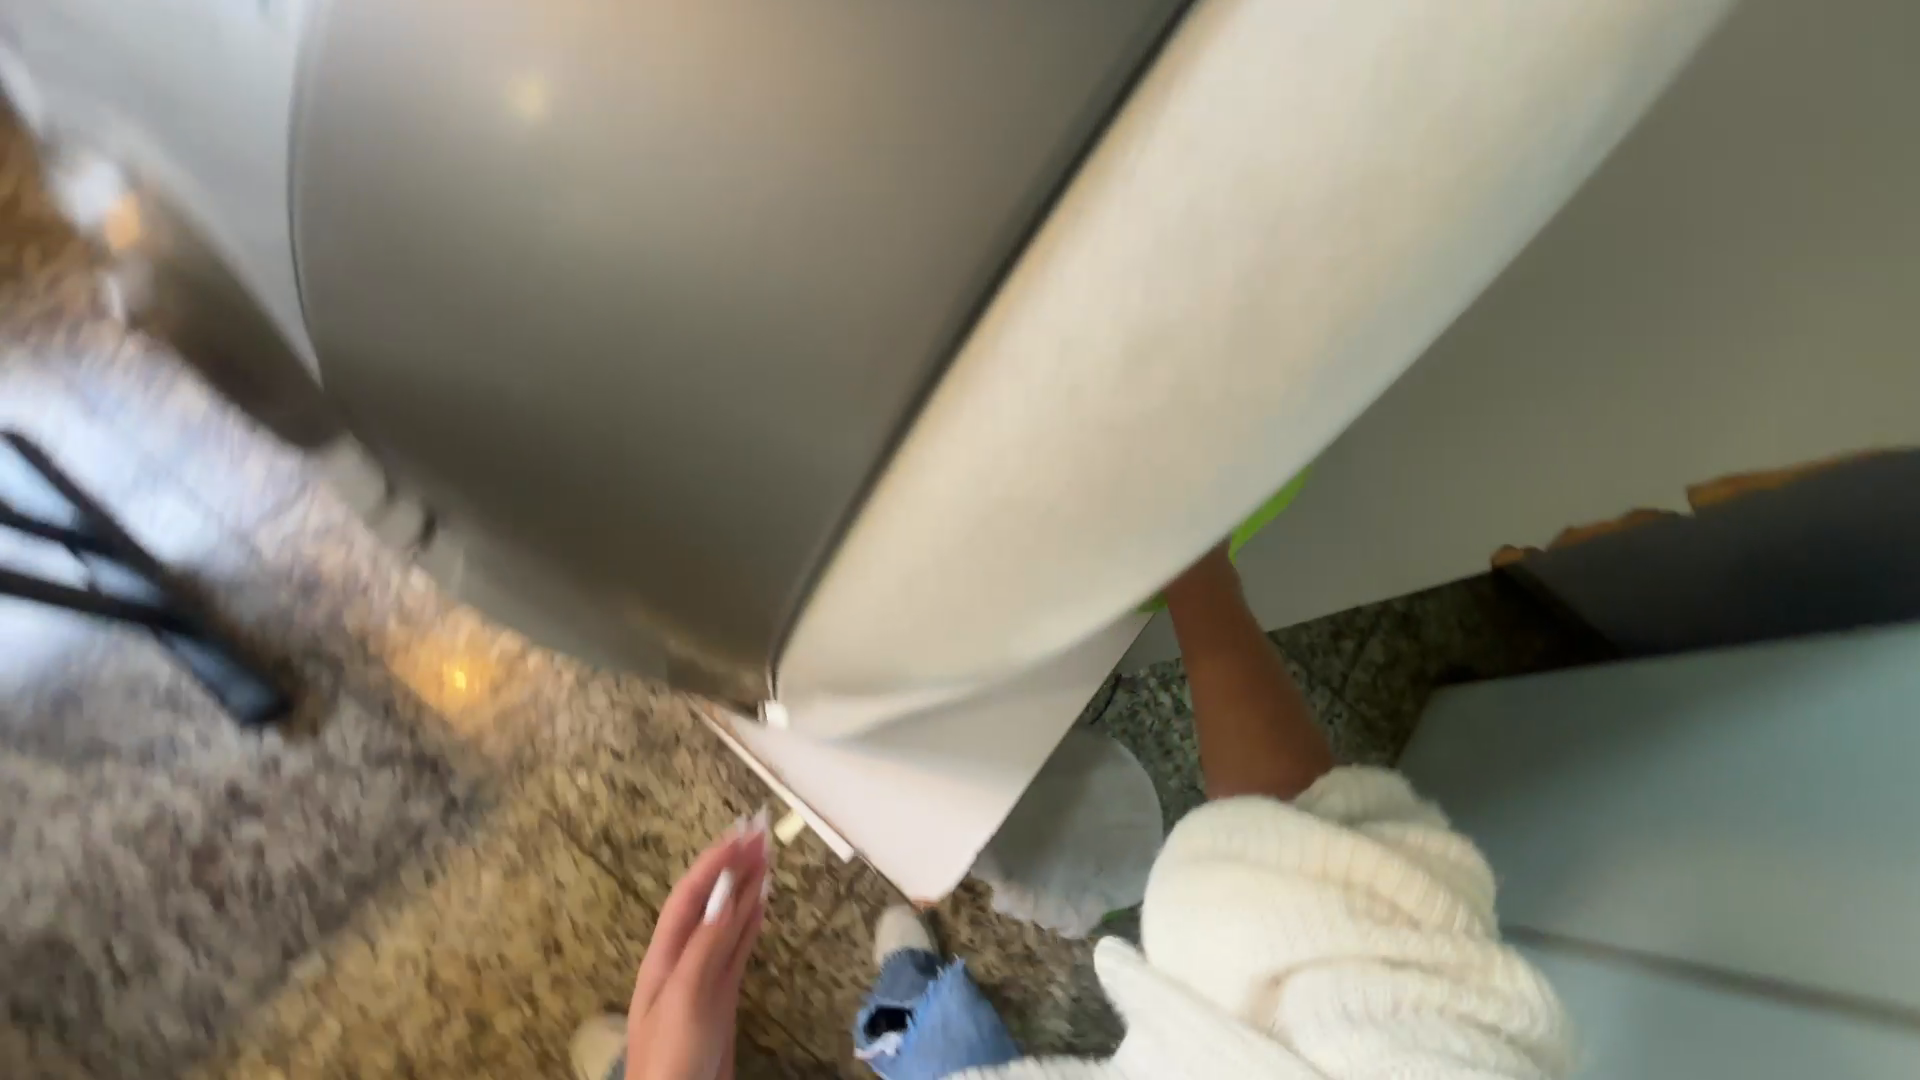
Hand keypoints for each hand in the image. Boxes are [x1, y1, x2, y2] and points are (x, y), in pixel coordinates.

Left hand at [624, 821, 770, 1079]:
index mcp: (664, 957)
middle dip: (733, 867)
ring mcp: (704, 979)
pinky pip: (739, 948)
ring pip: (728, 922)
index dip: (714, 863)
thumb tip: (730, 895)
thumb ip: (706, 945)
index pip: (689, 897)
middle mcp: (683, 961)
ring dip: (746, 888)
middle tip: (761, 833)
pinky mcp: (723, 997)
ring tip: (767, 857)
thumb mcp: (685, 996)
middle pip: (710, 904)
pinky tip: (763, 903)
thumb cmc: (671, 1057)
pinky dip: (752, 921)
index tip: (741, 834)